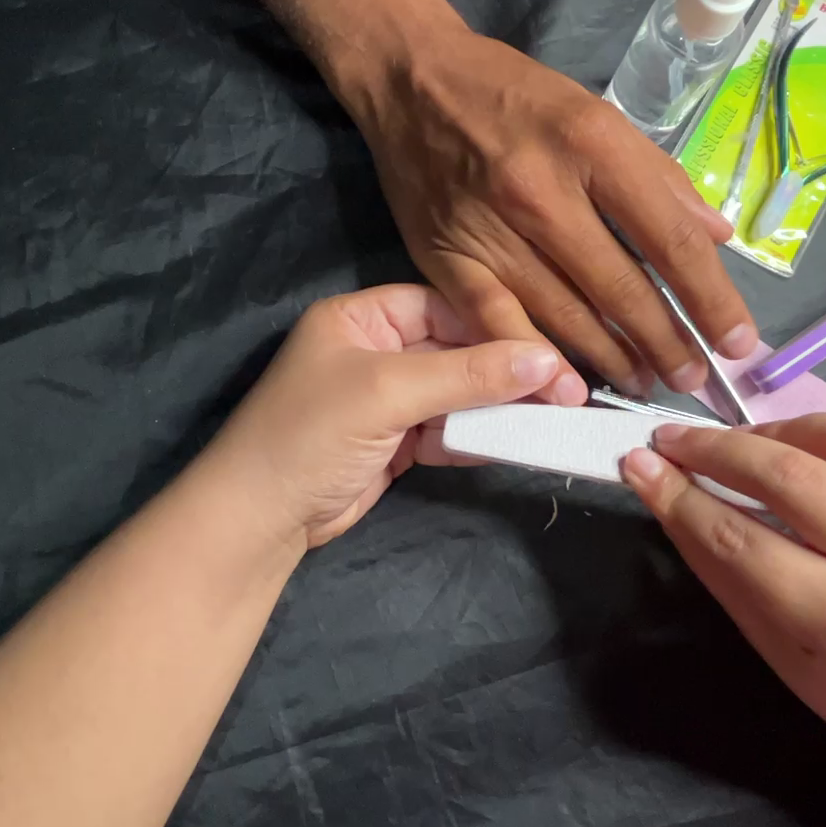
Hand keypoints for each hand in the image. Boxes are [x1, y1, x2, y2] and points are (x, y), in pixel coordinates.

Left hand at [194, 284, 558, 550]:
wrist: (261, 519)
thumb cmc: (313, 433)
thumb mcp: (388, 392)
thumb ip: (467, 374)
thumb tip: (546, 361)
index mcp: (361, 319)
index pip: (442, 307)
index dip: (495, 327)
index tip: (549, 352)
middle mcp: (375, 351)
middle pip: (455, 351)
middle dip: (503, 372)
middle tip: (564, 390)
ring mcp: (386, 399)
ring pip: (456, 393)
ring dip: (495, 407)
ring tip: (548, 417)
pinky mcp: (395, 441)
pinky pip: (447, 429)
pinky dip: (473, 436)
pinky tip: (508, 441)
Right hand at [343, 27, 757, 400]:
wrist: (412, 82)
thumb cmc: (511, 93)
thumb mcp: (594, 110)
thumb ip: (657, 175)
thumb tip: (715, 236)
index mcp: (591, 145)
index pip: (670, 240)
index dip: (711, 300)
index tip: (737, 342)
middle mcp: (542, 193)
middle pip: (621, 289)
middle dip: (666, 344)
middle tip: (693, 379)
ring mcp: (490, 232)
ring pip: (564, 316)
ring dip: (612, 359)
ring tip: (643, 382)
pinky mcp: (447, 260)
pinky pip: (497, 323)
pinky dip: (533, 361)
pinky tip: (565, 388)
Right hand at [619, 416, 825, 762]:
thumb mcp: (772, 643)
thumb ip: (716, 561)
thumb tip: (657, 485)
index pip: (746, 542)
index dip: (682, 497)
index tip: (639, 463)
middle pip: (798, 478)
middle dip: (721, 450)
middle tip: (674, 440)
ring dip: (777, 429)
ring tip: (737, 444)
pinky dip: (822, 439)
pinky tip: (793, 454)